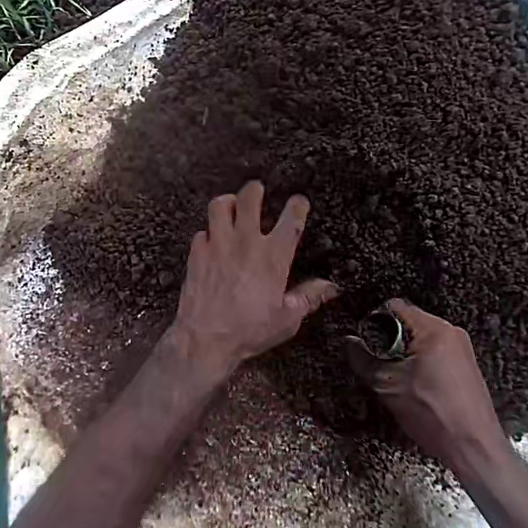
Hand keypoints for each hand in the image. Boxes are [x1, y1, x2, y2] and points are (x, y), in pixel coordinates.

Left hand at [169, 181, 337, 376]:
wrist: (206, 338)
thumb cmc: (248, 330)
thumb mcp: (287, 319)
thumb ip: (309, 297)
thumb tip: (330, 287)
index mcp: (273, 257)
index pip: (291, 220)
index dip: (297, 206)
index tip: (298, 202)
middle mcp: (245, 243)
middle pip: (249, 198)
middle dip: (255, 190)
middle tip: (257, 190)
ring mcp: (218, 244)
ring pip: (219, 205)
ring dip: (227, 202)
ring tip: (231, 205)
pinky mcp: (197, 252)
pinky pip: (201, 231)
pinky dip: (207, 232)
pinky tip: (211, 239)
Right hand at [345, 299, 510, 472]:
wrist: (475, 449)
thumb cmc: (437, 417)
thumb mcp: (387, 386)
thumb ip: (362, 359)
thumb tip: (349, 342)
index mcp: (434, 330)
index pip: (394, 306)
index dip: (373, 320)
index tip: (366, 341)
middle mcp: (451, 332)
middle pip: (407, 321)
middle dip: (389, 339)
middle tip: (380, 362)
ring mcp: (462, 348)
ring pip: (420, 338)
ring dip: (404, 352)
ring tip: (397, 377)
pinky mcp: (465, 364)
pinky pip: (434, 351)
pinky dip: (420, 361)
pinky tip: (414, 385)